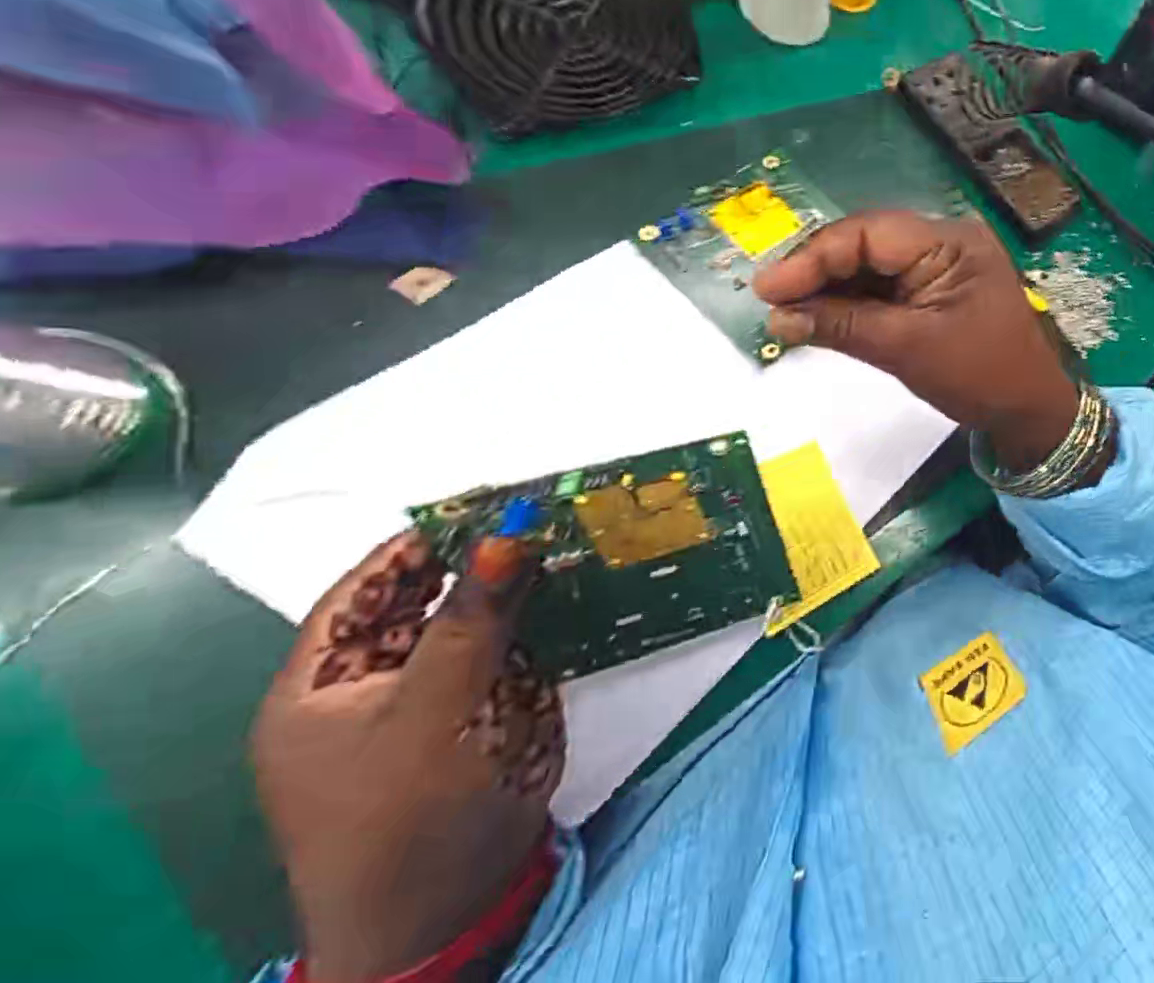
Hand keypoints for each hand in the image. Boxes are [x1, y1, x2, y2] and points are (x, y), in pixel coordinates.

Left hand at [252, 534, 563, 982]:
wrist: (451, 913)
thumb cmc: (409, 817)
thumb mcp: (436, 712)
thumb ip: (472, 622)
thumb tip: (505, 536)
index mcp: (322, 683)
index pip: (368, 587)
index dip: (423, 543)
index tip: (486, 505)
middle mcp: (373, 684)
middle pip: (425, 602)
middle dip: (477, 565)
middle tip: (537, 522)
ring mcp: (430, 702)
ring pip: (473, 627)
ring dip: (514, 593)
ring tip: (562, 551)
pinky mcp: (477, 718)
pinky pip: (504, 656)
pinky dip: (533, 628)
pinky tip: (566, 604)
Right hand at [754, 211, 1077, 469]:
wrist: (1029, 412)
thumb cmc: (981, 377)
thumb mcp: (908, 350)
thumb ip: (843, 327)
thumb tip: (777, 317)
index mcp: (949, 243)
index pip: (867, 234)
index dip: (812, 258)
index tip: (768, 288)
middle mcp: (943, 243)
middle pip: (864, 245)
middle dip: (816, 273)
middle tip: (770, 300)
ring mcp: (938, 268)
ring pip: (869, 268)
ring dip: (828, 290)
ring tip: (785, 312)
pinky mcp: (931, 293)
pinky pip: (882, 290)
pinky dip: (850, 306)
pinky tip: (818, 317)